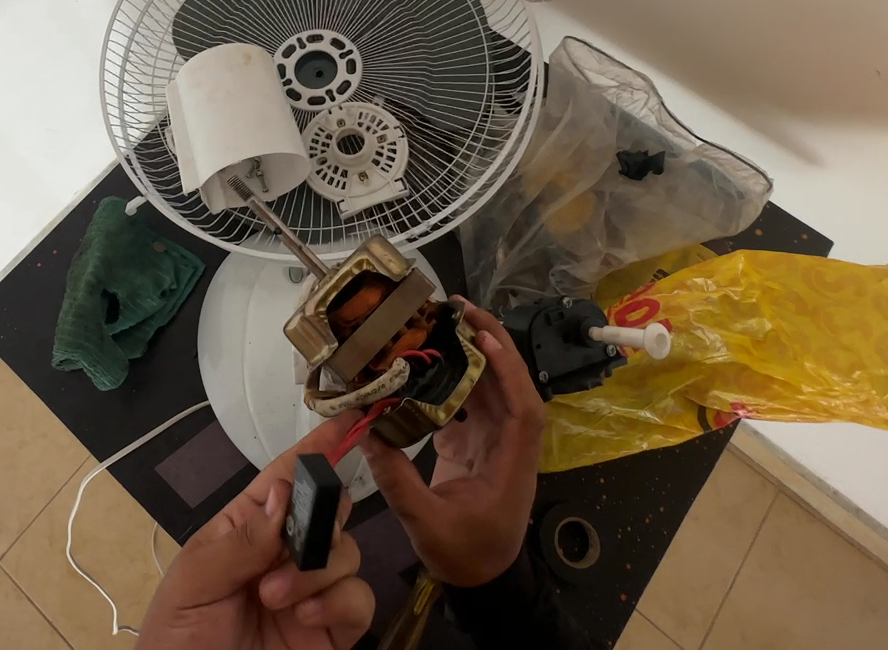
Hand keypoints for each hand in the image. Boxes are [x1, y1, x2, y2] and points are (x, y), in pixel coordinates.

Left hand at [138, 412, 374, 648]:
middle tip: (289, 545)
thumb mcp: (194, 581)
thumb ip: (240, 539)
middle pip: (328, 509)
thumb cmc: (178, 640)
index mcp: (248, 527)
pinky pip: (360, 600)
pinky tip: (306, 619)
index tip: (347, 420)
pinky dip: (340, 602)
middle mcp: (285, 554)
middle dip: (321, 514)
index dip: (316, 448)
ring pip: (346, 551)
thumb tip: (283, 492)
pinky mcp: (333, 632)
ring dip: (315, 570)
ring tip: (274, 597)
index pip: (287, 478)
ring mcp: (311, 593)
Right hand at [361, 298, 546, 586]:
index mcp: (511, 464)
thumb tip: (365, 430)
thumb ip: (397, 479)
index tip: (485, 339)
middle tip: (459, 308)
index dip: (508, 371)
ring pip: (490, 385)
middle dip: (491, 341)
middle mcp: (508, 443)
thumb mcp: (426, 524)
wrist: (481, 580)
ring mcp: (493, 439)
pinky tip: (430, 354)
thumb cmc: (465, 556)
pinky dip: (455, 373)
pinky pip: (470, 398)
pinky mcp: (475, 440)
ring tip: (444, 319)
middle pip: (509, 384)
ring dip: (474, 350)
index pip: (522, 408)